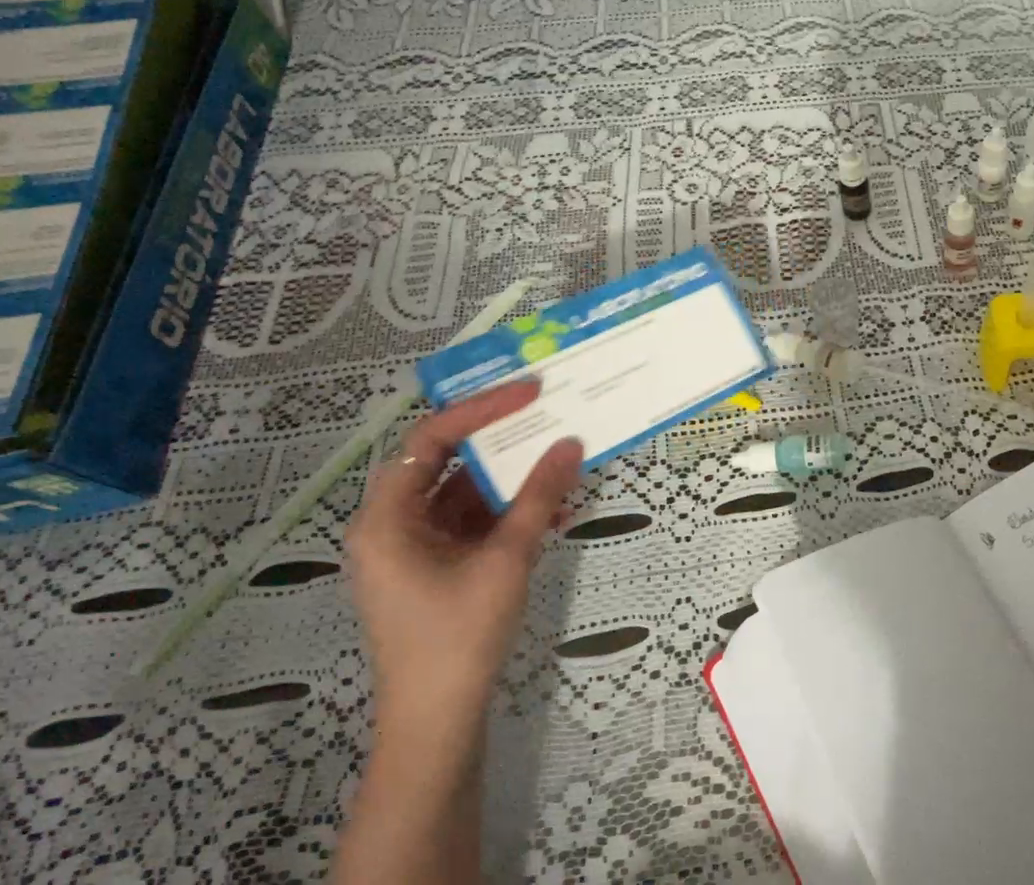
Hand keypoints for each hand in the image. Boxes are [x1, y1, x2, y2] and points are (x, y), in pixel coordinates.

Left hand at [346, 381, 583, 716]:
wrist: (439, 717)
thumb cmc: (459, 634)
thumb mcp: (505, 560)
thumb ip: (538, 498)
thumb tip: (571, 444)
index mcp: (385, 518)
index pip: (429, 440)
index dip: (480, 410)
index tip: (531, 393)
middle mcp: (392, 525)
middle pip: (446, 463)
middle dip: (500, 442)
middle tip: (549, 416)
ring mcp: (414, 548)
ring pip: (465, 494)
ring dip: (513, 480)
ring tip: (562, 463)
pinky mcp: (437, 567)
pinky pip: (474, 524)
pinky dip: (511, 513)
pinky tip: (554, 513)